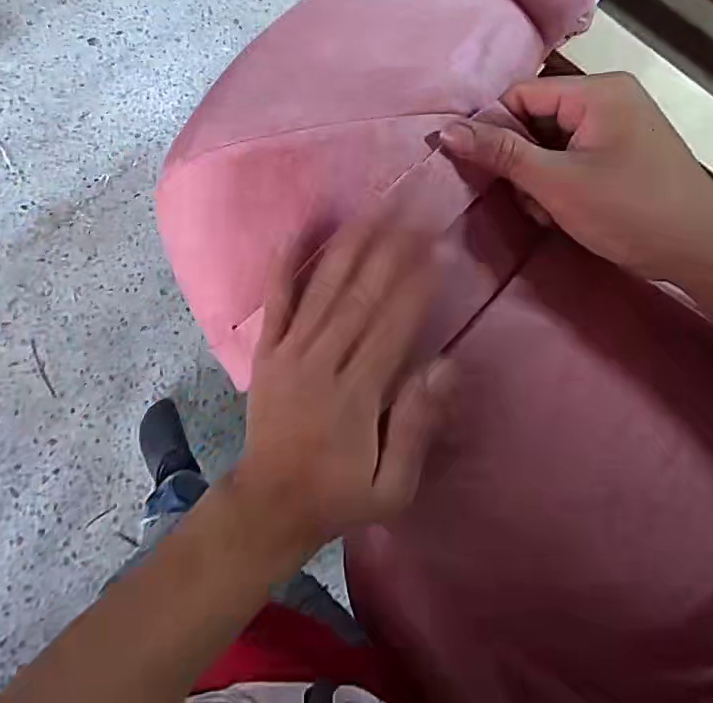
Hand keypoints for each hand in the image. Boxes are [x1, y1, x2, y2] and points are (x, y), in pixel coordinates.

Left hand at [232, 213, 453, 557]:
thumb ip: (416, 426)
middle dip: (391, 249)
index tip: (439, 246)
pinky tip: (297, 232)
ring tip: (372, 209)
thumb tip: (445, 366)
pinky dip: (284, 266)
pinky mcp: (268, 351)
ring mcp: (291, 352)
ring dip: (350, 245)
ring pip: (324, 289)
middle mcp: (323, 361)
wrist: (269, 504)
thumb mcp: (391, 486)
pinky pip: (276, 302)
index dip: (417, 283)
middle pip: (361, 295)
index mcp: (357, 394)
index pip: (393, 325)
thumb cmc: (339, 495)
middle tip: (414, 210)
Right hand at [436, 72, 712, 280]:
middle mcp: (611, 96)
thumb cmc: (630, 213)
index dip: (496, 131)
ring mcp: (621, 123)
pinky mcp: (626, 150)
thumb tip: (447, 132)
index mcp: (598, 90)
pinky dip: (562, 182)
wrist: (706, 256)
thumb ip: (500, 153)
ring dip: (540, 179)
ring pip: (552, 141)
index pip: (520, 95)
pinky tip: (567, 212)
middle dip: (524, 162)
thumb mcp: (556, 184)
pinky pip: (575, 154)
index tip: (488, 171)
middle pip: (536, 118)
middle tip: (530, 201)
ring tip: (552, 212)